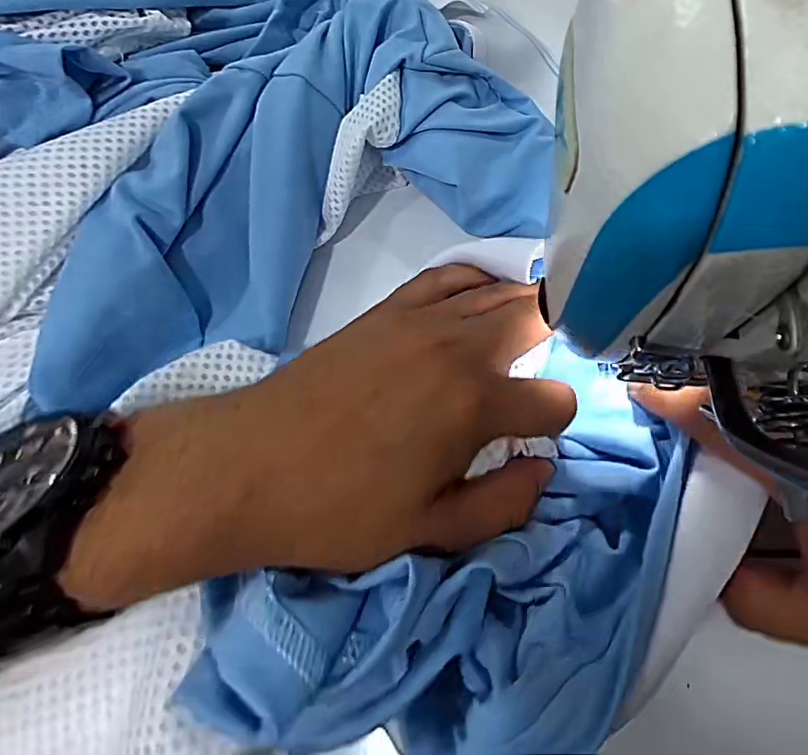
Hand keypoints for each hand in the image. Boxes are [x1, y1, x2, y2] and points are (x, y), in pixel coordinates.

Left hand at [65, 265, 576, 606]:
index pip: (555, 401)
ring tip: (532, 333)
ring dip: (528, 309)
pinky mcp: (393, 307)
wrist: (248, 465)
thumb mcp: (427, 531)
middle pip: (539, 319)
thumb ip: (503, 505)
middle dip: (560, 341)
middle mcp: (460, 348)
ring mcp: (425, 318)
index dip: (557, 423)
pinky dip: (480, 281)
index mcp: (474, 405)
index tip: (537, 437)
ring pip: (501, 291)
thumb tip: (544, 469)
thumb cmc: (338, 508)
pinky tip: (482, 299)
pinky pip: (453, 275)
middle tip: (549, 370)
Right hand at [631, 383, 807, 673]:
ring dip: (745, 379)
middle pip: (740, 380)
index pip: (711, 416)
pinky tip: (795, 405)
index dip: (667, 398)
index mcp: (796, 460)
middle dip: (700, 384)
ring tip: (730, 400)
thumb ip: (754, 601)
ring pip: (781, 372)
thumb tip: (717, 571)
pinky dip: (790, 382)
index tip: (636, 385)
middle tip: (679, 399)